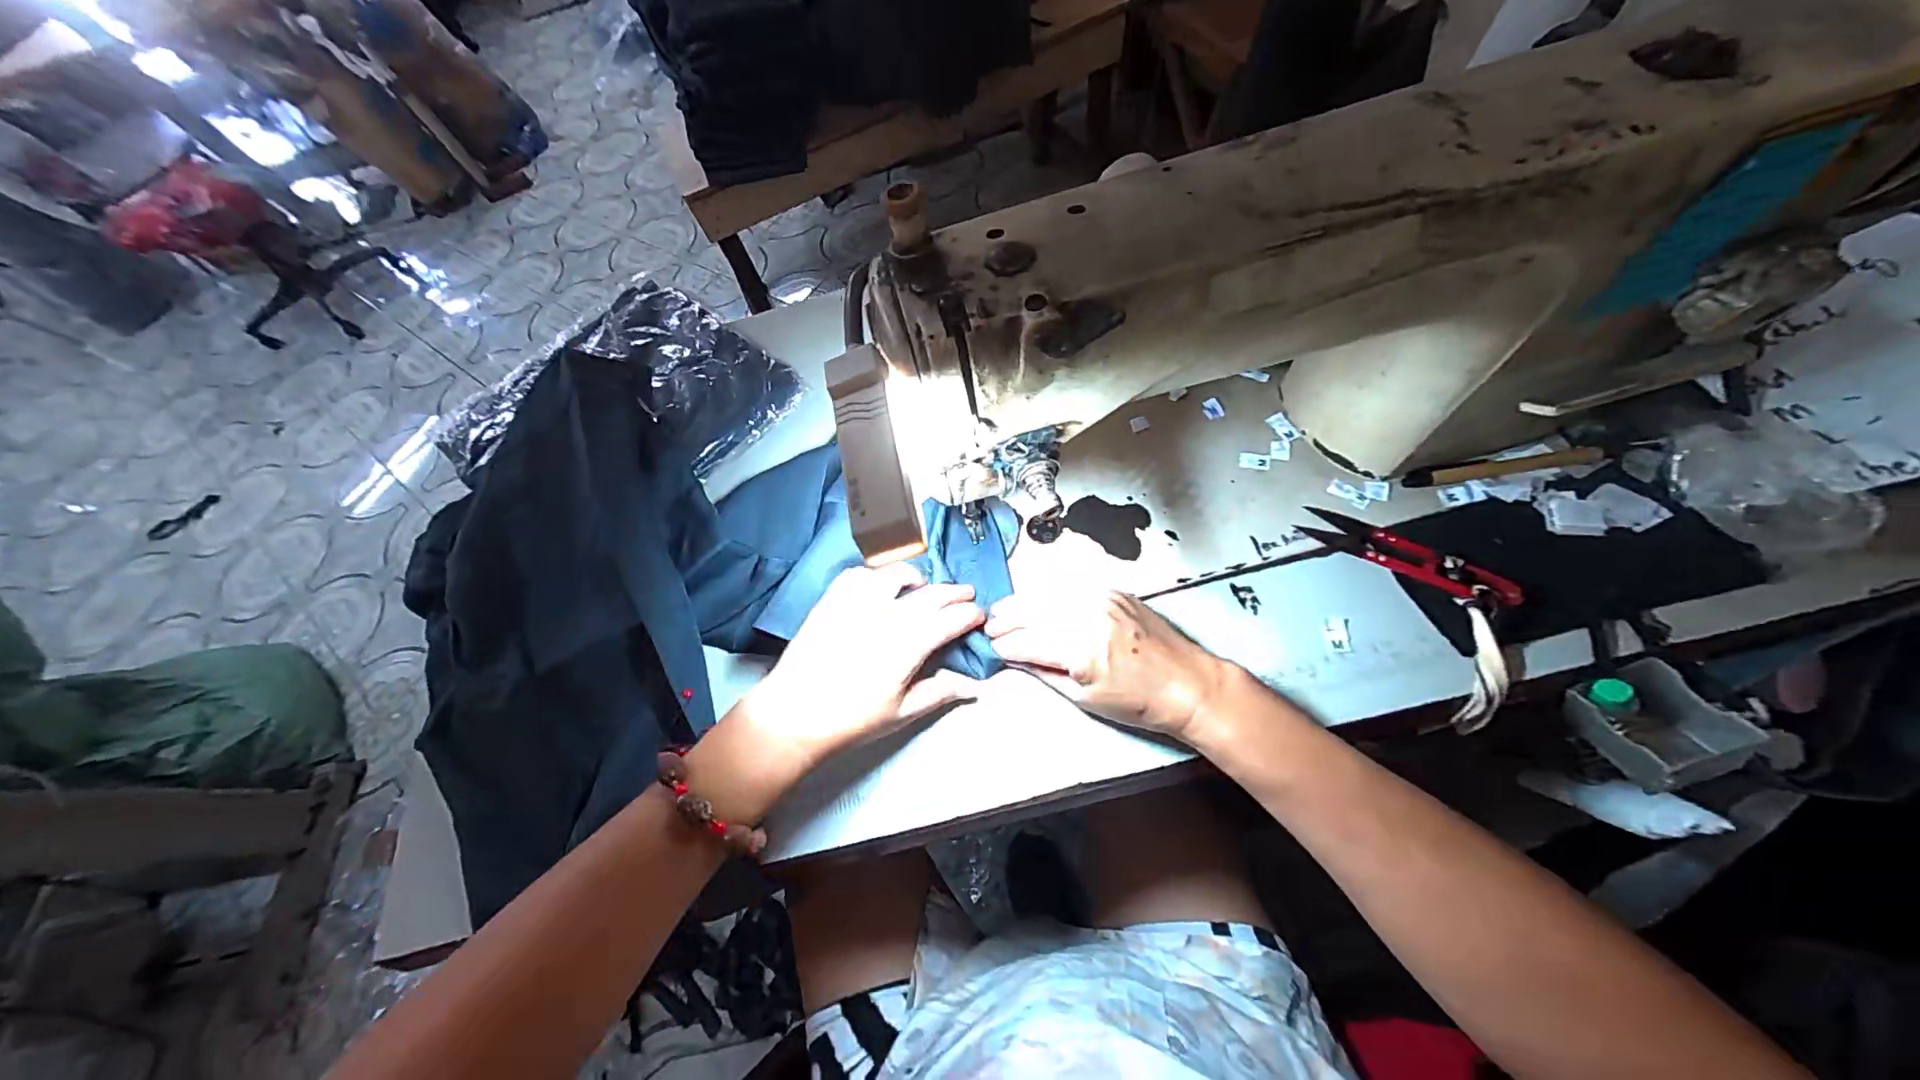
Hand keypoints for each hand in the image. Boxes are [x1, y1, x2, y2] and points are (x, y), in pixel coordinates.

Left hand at [745, 562, 986, 766]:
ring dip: (916, 578)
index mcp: (910, 643)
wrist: (794, 713)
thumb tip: (970, 686)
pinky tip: (879, 585)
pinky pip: (859, 574)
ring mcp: (857, 602)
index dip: (971, 614)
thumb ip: (939, 692)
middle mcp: (887, 614)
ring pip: (895, 574)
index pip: (952, 618)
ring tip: (922, 585)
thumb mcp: (901, 712)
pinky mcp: (833, 599)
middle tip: (965, 596)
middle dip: (954, 592)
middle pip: (931, 592)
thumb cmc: (850, 719)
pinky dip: (876, 575)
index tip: (978, 616)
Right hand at [984, 590, 1232, 741]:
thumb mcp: (1085, 698)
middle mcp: (1090, 618)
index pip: (1028, 642)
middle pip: (1033, 611)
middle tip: (991, 627)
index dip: (1005, 646)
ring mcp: (1103, 601)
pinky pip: (1071, 587)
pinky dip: (1049, 594)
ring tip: (1007, 612)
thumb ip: (1047, 673)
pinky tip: (1038, 600)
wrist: (1188, 684)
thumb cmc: (1144, 700)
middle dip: (1007, 619)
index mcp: (1081, 650)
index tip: (993, 648)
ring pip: (1049, 593)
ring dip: (1023, 602)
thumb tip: (1019, 660)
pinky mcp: (1114, 593)